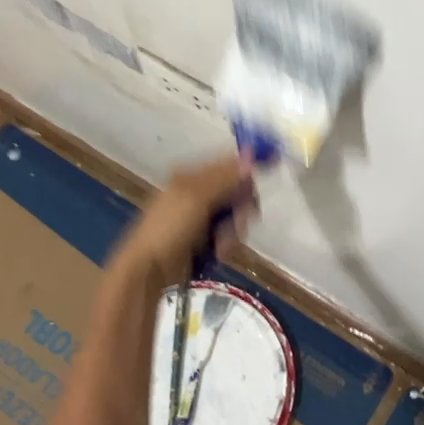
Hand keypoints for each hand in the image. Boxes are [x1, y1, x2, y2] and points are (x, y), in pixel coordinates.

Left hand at [112, 152, 257, 281]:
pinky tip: (219, 252)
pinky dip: (228, 243)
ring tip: (222, 245)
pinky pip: (228, 234)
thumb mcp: (197, 198)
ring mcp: (201, 216)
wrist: (148, 269)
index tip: (275, 166)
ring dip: (234, 231)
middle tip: (240, 222)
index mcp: (192, 175)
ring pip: (235, 215)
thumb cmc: (168, 228)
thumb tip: (251, 155)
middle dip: (242, 207)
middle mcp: (198, 191)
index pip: (230, 162)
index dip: (250, 166)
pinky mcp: (204, 238)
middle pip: (237, 190)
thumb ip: (225, 177)